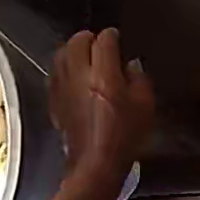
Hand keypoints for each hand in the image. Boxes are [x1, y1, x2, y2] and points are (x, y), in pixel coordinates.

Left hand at [50, 28, 154, 188]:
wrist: (95, 164)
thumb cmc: (125, 135)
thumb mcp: (145, 105)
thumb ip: (139, 79)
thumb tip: (131, 65)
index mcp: (104, 75)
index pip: (104, 41)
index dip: (111, 36)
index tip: (116, 37)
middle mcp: (79, 76)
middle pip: (76, 42)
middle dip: (88, 38)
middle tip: (99, 42)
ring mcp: (62, 88)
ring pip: (61, 55)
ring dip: (73, 50)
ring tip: (85, 55)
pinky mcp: (54, 101)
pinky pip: (55, 74)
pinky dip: (64, 68)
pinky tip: (74, 75)